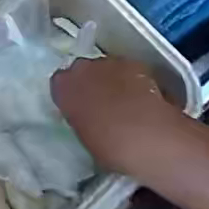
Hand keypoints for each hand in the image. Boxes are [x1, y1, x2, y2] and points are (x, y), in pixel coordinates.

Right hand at [52, 57, 192, 178]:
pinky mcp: (135, 63)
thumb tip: (84, 113)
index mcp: (65, 87)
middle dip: (89, 82)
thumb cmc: (110, 146)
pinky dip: (129, 79)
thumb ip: (79, 117)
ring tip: (121, 102)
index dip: (69, 94)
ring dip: (109, 80)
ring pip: (105, 68)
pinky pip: (126, 70)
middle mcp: (85, 67)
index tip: (75, 107)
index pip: (59, 82)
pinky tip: (138, 98)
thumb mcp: (84, 136)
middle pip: (82, 70)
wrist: (149, 135)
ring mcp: (111, 62)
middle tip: (97, 104)